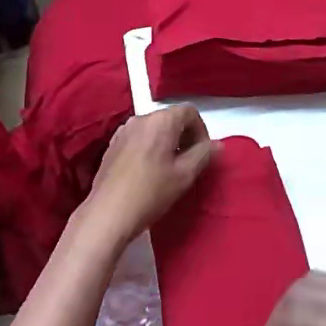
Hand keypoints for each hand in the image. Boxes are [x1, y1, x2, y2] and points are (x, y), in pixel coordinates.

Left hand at [82, 106, 217, 244]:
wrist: (108, 213)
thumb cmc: (151, 192)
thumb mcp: (185, 175)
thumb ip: (204, 154)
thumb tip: (217, 144)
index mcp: (161, 120)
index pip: (190, 112)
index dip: (201, 130)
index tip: (202, 154)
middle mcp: (140, 119)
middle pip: (171, 118)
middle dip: (184, 136)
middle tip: (189, 163)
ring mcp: (123, 131)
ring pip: (154, 129)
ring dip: (167, 142)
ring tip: (169, 169)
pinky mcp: (112, 145)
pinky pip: (139, 138)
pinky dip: (149, 147)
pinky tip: (149, 172)